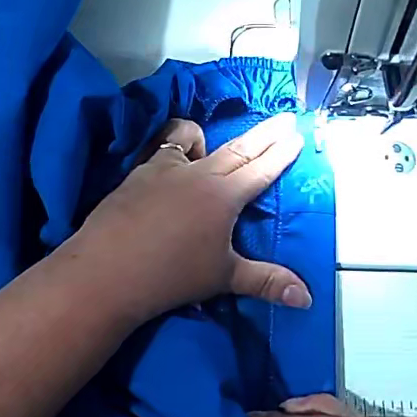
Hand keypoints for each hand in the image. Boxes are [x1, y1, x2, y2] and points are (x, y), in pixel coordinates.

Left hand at [56, 112, 311, 325]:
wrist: (109, 269)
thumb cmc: (172, 275)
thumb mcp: (224, 278)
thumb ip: (266, 281)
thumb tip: (307, 299)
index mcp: (224, 196)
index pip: (261, 169)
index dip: (282, 152)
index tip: (296, 133)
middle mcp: (198, 174)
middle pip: (237, 148)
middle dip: (264, 134)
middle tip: (283, 117)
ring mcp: (164, 169)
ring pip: (191, 139)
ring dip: (206, 137)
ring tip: (206, 143)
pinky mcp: (138, 173)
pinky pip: (162, 150)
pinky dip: (173, 151)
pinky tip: (168, 166)